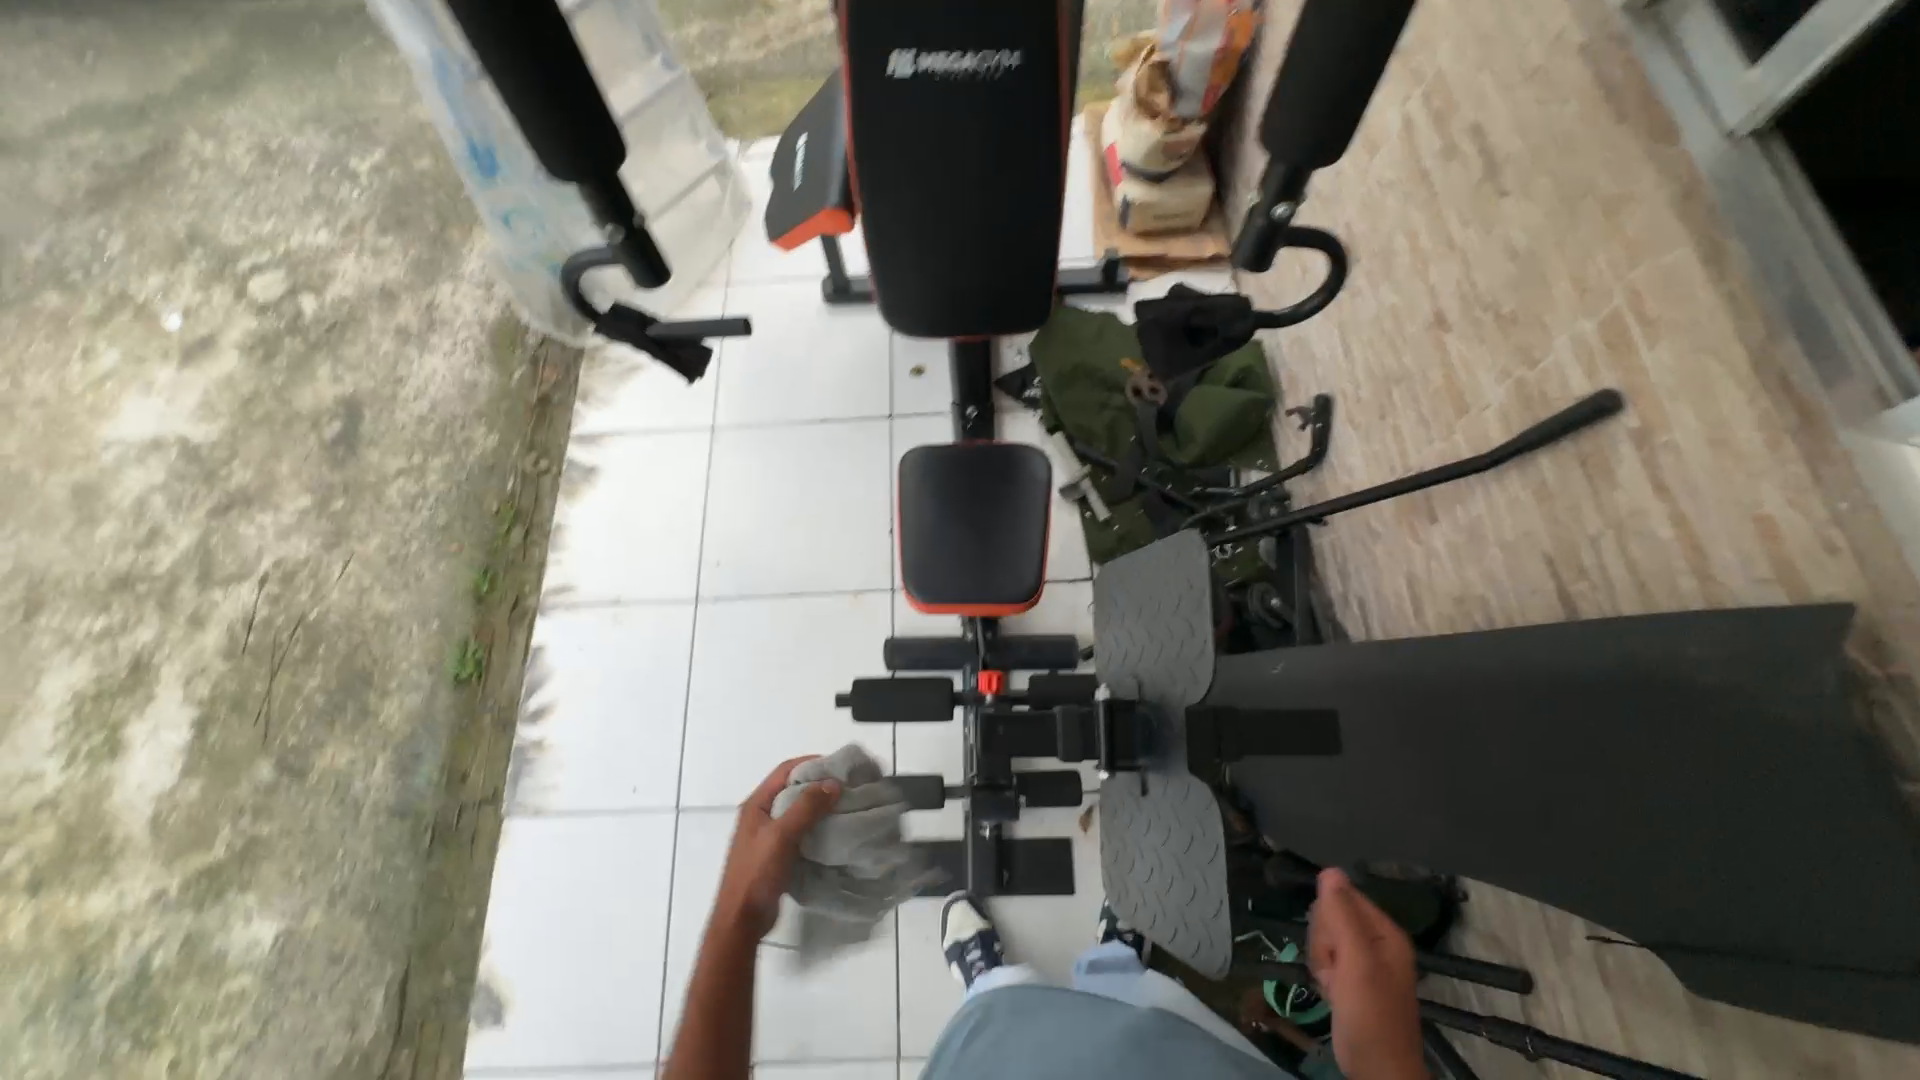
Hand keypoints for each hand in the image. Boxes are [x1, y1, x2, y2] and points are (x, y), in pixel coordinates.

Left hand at [713, 756, 841, 939]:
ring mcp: (768, 835)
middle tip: (848, 786)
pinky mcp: (777, 853)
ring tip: (846, 806)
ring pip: (798, 810)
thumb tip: (833, 783)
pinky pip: (800, 831)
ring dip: (820, 806)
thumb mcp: (781, 836)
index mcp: (756, 804)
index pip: (785, 770)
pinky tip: (835, 831)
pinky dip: (817, 826)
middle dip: (819, 784)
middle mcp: (761, 815)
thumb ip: (806, 808)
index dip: (812, 763)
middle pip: (792, 788)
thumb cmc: (757, 873)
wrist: (741, 919)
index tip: (840, 766)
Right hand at [1308, 869, 1426, 1079]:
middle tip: (1335, 969)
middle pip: (1330, 917)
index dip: (1329, 919)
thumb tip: (1330, 870)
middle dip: (1323, 942)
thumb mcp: (1356, 961)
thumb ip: (1342, 915)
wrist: (1377, 1068)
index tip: (1333, 945)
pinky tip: (1331, 992)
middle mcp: (1375, 941)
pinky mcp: (1350, 978)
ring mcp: (1363, 961)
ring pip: (1323, 938)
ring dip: (1321, 961)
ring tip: (1333, 985)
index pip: (1343, 897)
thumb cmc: (1371, 1014)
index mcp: (1385, 932)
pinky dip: (1322, 975)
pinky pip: (1324, 959)